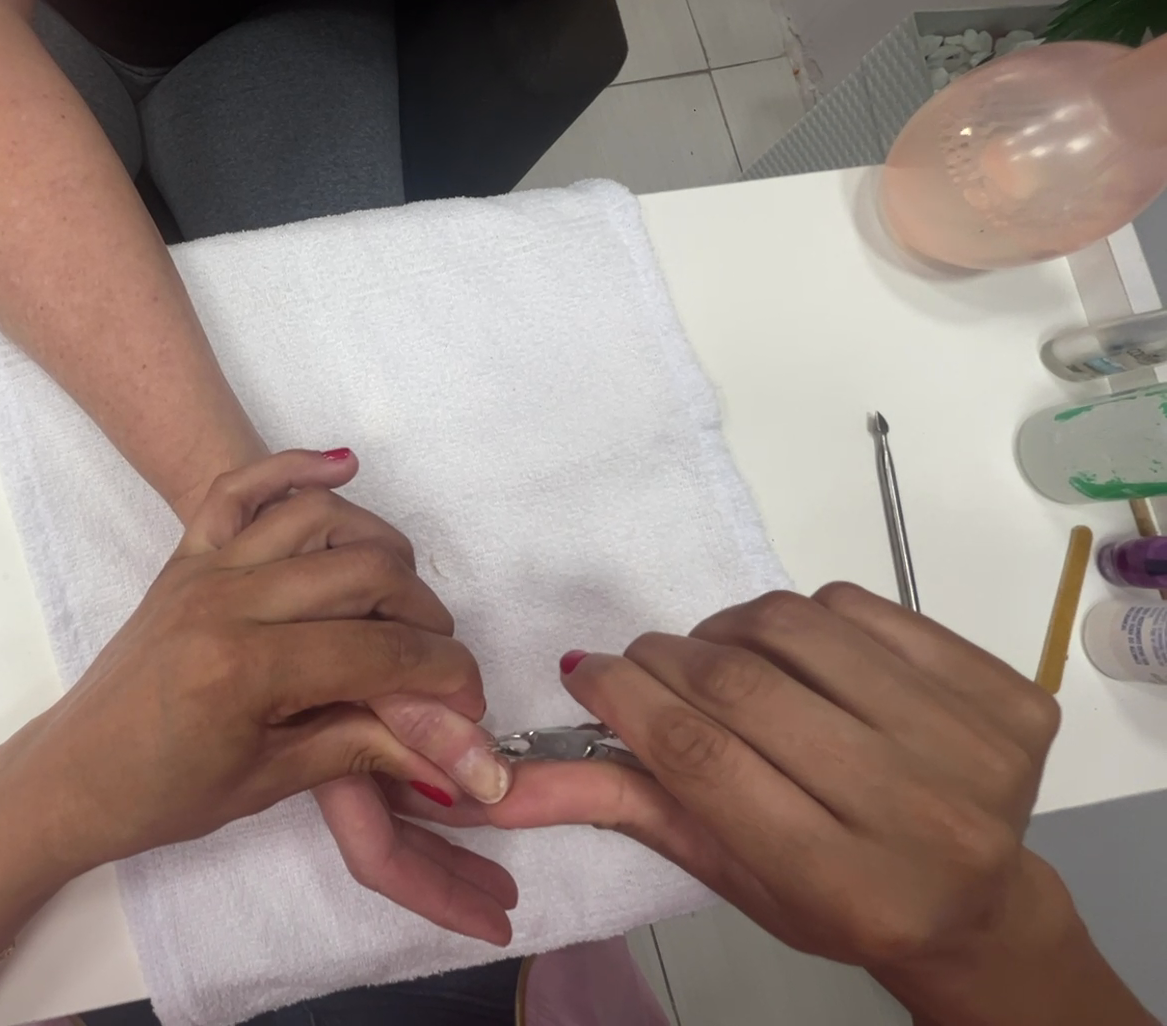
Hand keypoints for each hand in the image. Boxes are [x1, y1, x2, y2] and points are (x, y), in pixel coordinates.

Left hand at [183, 450, 520, 944]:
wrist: (70, 774)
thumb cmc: (160, 795)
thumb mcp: (267, 783)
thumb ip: (363, 746)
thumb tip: (459, 754)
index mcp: (245, 670)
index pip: (378, 652)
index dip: (442, 675)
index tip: (470, 699)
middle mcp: (226, 600)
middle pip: (362, 574)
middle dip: (423, 615)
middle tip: (436, 658)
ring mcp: (203, 567)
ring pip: (316, 519)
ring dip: (379, 544)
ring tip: (402, 591)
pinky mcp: (185, 553)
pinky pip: (239, 487)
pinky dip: (292, 466)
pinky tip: (343, 467)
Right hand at [451, 585, 1148, 1025]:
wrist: (974, 905)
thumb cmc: (821, 895)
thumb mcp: (710, 864)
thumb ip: (613, 803)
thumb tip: (500, 788)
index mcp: (841, 878)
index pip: (697, 754)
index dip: (622, 695)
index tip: (585, 672)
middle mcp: (921, 815)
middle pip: (738, 686)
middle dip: (660, 658)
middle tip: (642, 664)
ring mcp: (976, 748)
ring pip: (789, 627)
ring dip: (724, 631)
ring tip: (718, 660)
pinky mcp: (1008, 694)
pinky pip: (853, 604)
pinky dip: (797, 616)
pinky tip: (795, 658)